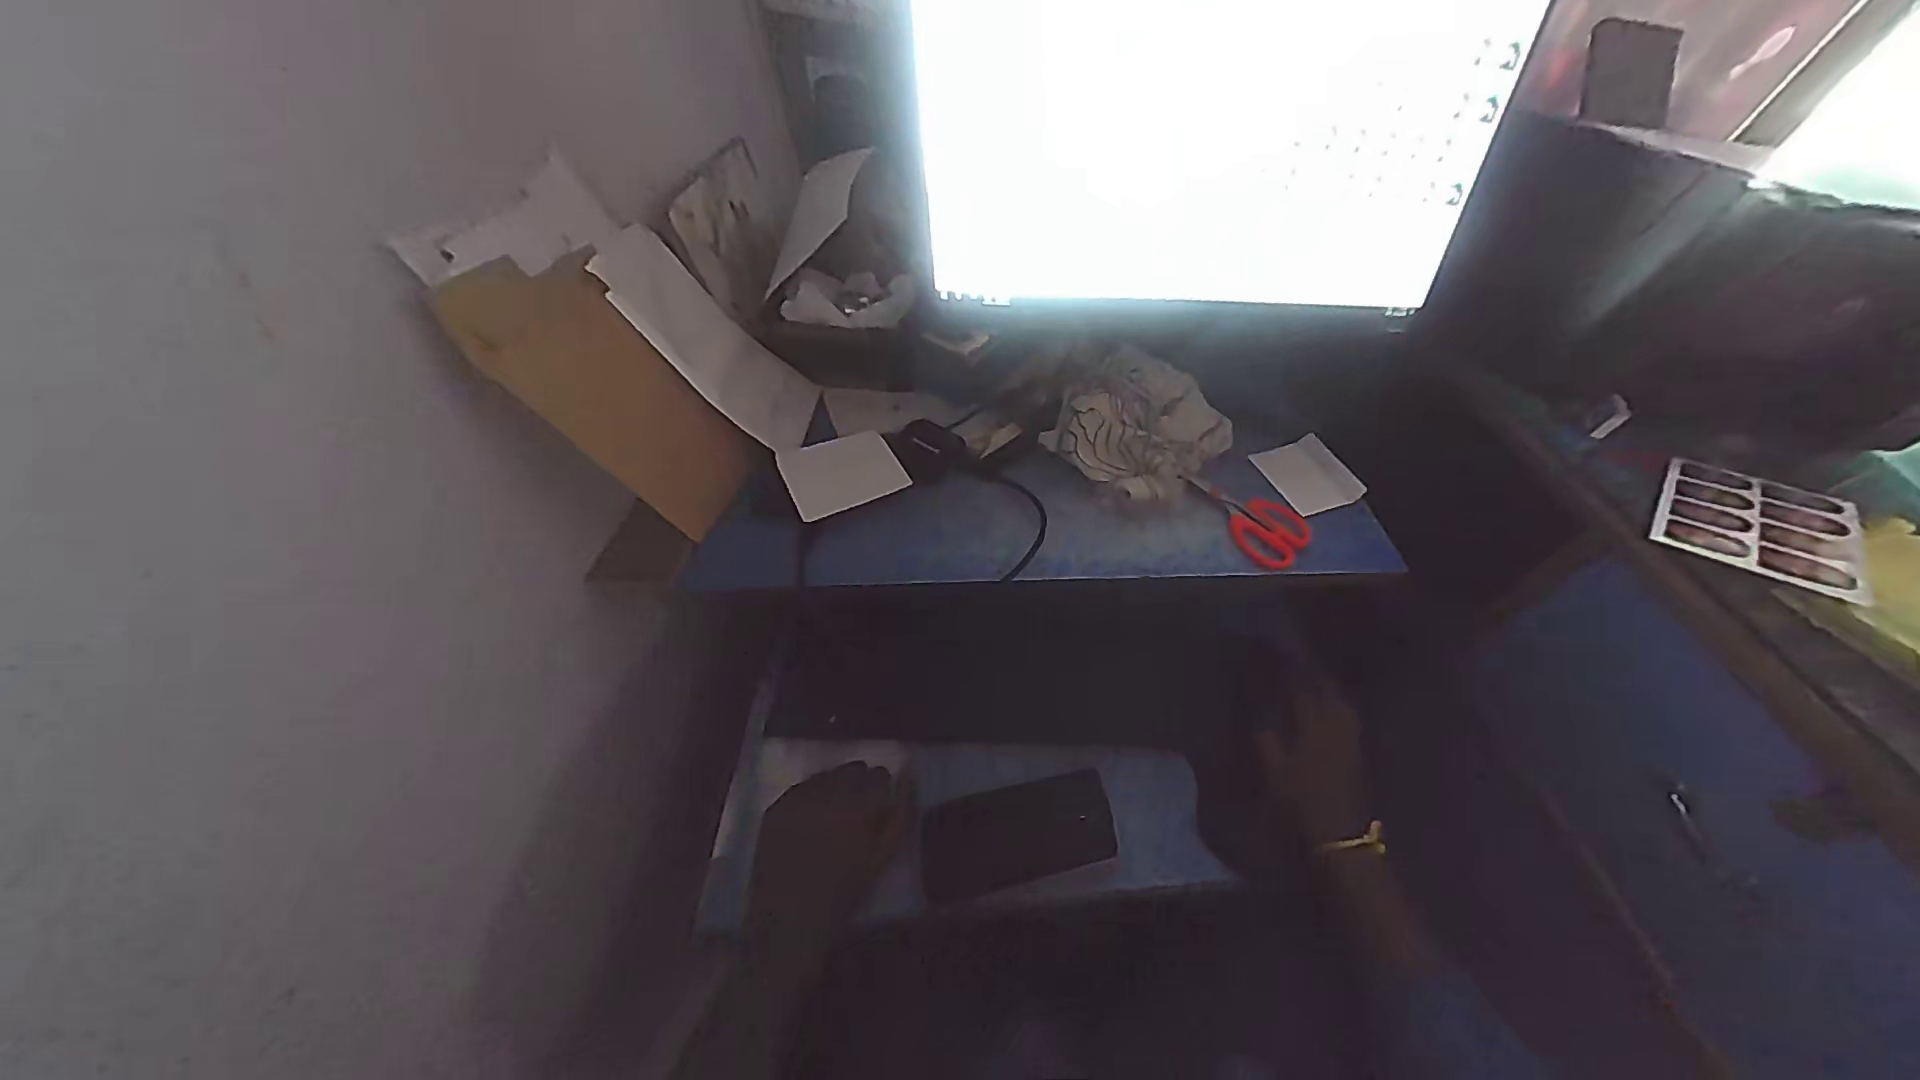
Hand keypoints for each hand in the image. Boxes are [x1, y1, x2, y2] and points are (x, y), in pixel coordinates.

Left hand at [748, 762, 911, 952]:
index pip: (879, 775)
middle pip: (853, 769)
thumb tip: (908, 775)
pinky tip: (809, 822)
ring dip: (834, 788)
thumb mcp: (883, 857)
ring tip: (831, 818)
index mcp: (859, 804)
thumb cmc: (843, 893)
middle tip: (855, 814)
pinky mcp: (777, 806)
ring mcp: (798, 797)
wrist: (788, 921)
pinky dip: (810, 797)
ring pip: (827, 775)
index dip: (881, 792)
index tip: (877, 810)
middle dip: (859, 786)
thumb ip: (901, 813)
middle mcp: (828, 792)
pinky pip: (801, 787)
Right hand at [1254, 680, 1370, 846]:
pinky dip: (1340, 709)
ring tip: (1317, 685)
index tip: (1281, 659)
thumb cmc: (1301, 800)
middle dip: (1316, 678)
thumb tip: (1261, 718)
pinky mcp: (1358, 756)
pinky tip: (1332, 711)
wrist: (1340, 834)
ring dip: (1330, 692)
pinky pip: (1349, 721)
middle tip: (1300, 668)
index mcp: (1313, 727)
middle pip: (1330, 694)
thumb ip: (1266, 740)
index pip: (1304, 691)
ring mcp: (1351, 741)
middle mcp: (1336, 728)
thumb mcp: (1273, 770)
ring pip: (1344, 706)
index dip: (1293, 673)